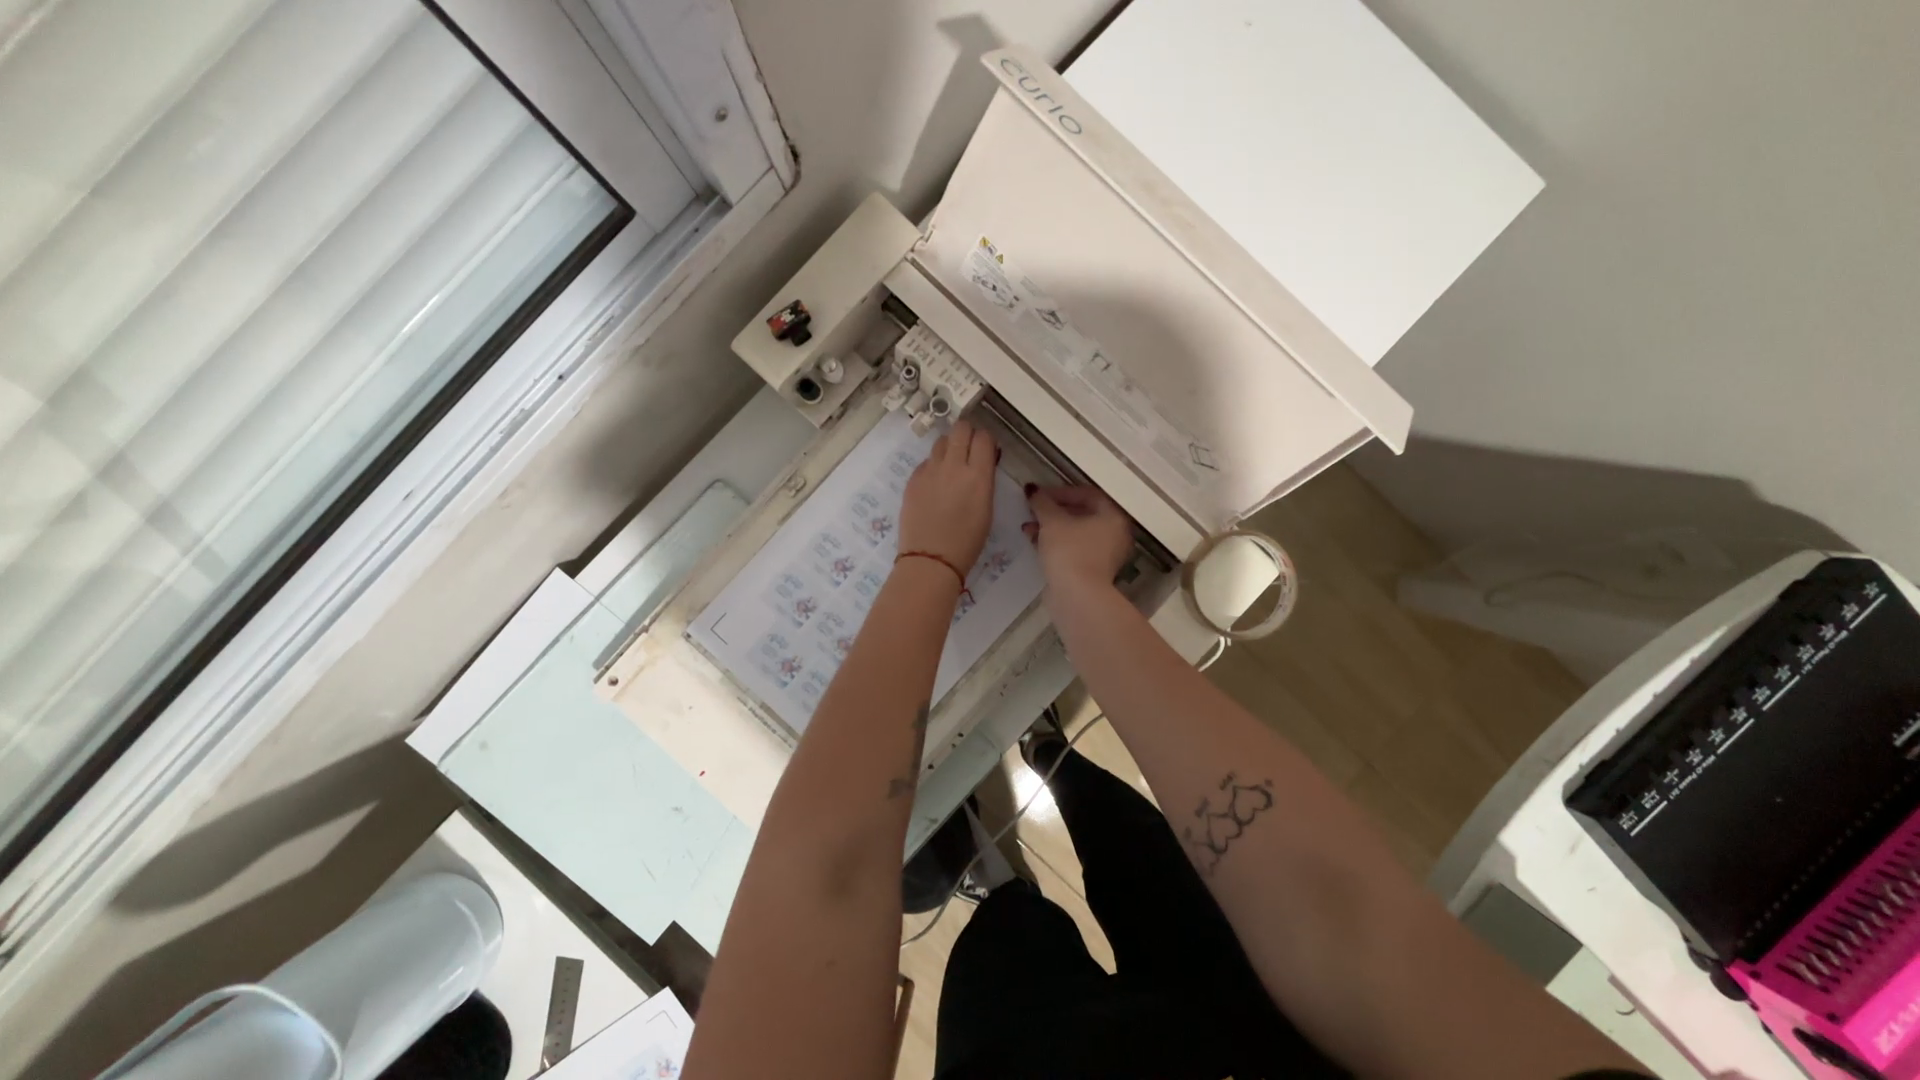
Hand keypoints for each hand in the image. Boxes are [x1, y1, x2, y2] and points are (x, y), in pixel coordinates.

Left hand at [898, 418, 996, 577]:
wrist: (931, 560)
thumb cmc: (967, 542)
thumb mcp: (986, 509)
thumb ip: (984, 480)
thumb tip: (981, 464)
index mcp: (978, 475)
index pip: (983, 437)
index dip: (986, 440)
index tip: (986, 450)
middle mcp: (953, 466)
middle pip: (960, 429)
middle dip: (967, 434)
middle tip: (969, 448)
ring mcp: (930, 470)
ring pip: (941, 441)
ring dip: (949, 447)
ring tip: (951, 465)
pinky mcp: (913, 479)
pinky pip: (926, 461)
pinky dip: (934, 466)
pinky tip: (935, 484)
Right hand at [1023, 486, 1134, 593]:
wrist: (1077, 596)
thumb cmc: (1069, 551)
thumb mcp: (1052, 522)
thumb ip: (1042, 502)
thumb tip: (1032, 490)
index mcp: (1113, 516)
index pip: (1087, 494)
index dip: (1061, 492)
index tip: (1039, 496)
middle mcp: (1114, 534)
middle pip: (1082, 514)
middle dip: (1053, 511)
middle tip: (1033, 510)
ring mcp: (1105, 555)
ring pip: (1076, 534)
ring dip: (1051, 528)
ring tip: (1028, 528)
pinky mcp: (1092, 571)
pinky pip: (1074, 550)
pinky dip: (1057, 544)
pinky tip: (1035, 543)